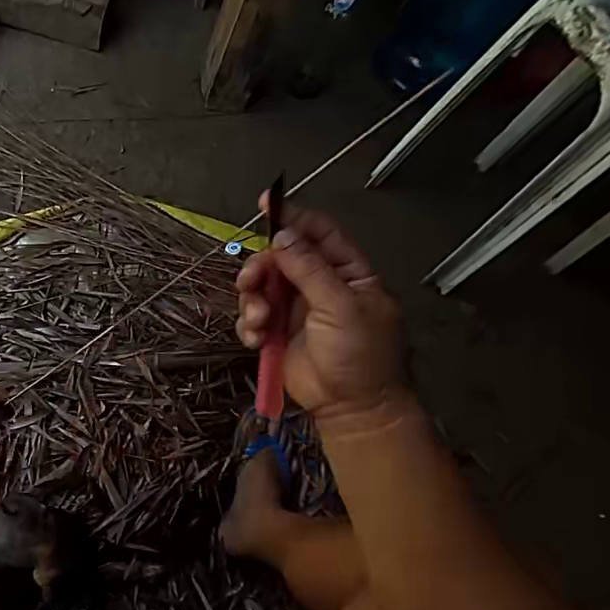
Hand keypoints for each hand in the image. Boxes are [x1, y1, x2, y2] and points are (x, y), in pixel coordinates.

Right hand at [236, 200, 406, 428]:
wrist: (351, 406)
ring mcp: (295, 311)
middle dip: (261, 268)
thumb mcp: (340, 305)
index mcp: (345, 271)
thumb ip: (309, 269)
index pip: (319, 232)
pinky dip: (249, 326)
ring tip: (259, 323)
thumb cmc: (360, 354)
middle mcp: (318, 286)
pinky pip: (253, 319)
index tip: (266, 203)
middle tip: (252, 280)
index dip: (293, 216)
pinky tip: (257, 340)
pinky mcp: (277, 335)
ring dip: (252, 301)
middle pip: (279, 259)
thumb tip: (283, 236)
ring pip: (260, 288)